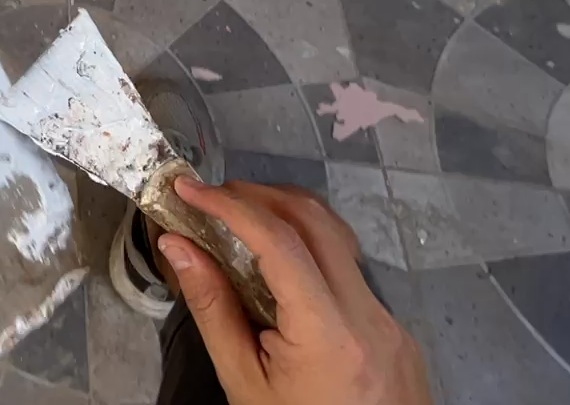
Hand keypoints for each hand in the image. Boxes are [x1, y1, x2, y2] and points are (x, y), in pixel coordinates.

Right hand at [157, 179, 431, 404]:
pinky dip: (304, 248)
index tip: (186, 187)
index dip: (229, 204)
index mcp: (331, 335)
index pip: (280, 242)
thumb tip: (174, 242)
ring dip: (283, 213)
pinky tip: (273, 268)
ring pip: (337, 238)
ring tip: (237, 220)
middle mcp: (371, 319)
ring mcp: (391, 324)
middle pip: (316, 222)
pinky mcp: (395, 332)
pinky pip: (347, 270)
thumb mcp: (242, 381)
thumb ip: (211, 306)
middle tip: (210, 196)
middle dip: (256, 194)